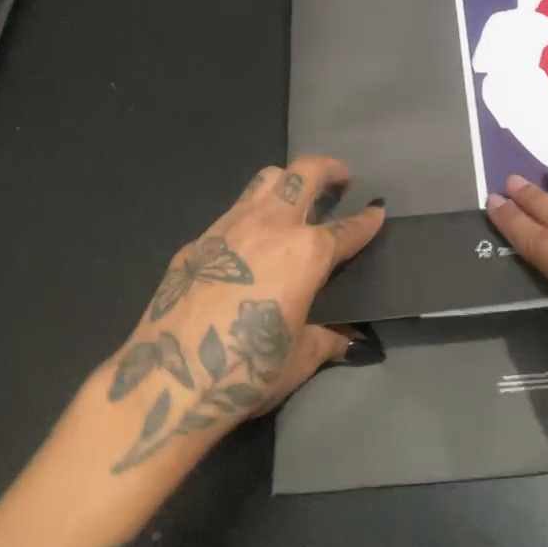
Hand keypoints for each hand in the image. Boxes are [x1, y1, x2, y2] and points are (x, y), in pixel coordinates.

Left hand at [0, 157, 385, 546]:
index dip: (367, 221)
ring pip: (265, 180)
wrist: (169, 377)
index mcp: (307, 252)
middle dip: (329, 169)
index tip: (378, 212)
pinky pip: (234, 210)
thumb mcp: (300, 359)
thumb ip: (328, 339)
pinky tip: (251, 240)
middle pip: (304, 173)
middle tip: (341, 177)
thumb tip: (349, 339)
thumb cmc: (246, 370)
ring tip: (296, 196)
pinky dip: (253, 212)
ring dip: (288, 180)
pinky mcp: (198, 240)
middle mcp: (272, 225)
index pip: (347, 229)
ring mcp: (230, 226)